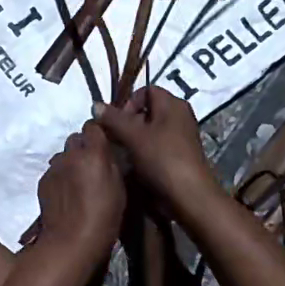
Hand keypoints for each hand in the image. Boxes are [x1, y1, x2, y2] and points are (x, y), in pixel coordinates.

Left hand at [35, 123, 124, 260]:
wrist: (71, 239)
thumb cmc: (104, 216)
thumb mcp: (119, 187)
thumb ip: (112, 163)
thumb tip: (108, 152)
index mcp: (94, 153)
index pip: (92, 126)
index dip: (97, 134)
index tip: (102, 144)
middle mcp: (71, 155)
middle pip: (75, 139)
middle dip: (83, 147)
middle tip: (91, 165)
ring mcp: (54, 167)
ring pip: (63, 155)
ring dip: (70, 162)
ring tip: (78, 181)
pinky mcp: (43, 180)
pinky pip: (54, 171)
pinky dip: (60, 176)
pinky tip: (66, 193)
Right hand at [94, 86, 219, 209]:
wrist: (188, 195)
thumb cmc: (162, 159)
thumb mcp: (134, 136)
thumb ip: (113, 119)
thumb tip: (95, 105)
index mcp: (172, 104)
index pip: (146, 90)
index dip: (128, 102)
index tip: (116, 122)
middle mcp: (179, 116)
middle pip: (147, 110)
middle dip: (127, 122)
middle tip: (114, 138)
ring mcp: (181, 136)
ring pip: (150, 130)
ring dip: (133, 139)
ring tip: (121, 153)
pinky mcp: (179, 155)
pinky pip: (156, 145)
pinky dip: (143, 151)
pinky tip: (133, 164)